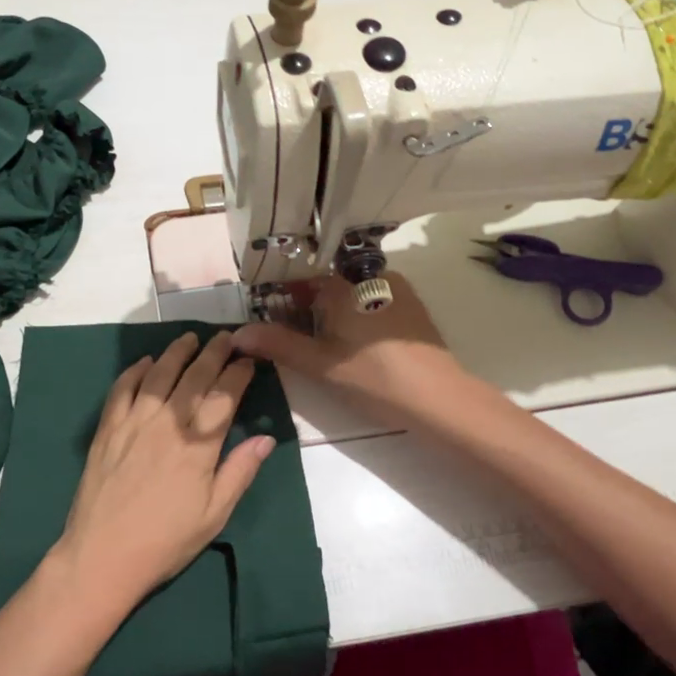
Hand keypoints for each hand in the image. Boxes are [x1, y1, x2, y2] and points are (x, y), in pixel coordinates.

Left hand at [49, 331, 275, 611]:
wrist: (103, 555)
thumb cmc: (166, 540)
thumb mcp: (215, 514)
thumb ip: (240, 471)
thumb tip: (265, 438)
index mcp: (199, 445)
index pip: (224, 395)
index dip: (238, 374)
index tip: (248, 361)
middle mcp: (168, 423)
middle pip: (194, 376)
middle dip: (213, 352)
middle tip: (226, 337)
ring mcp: (133, 422)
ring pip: (158, 374)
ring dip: (176, 352)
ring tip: (189, 338)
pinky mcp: (107, 428)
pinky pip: (121, 388)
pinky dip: (135, 370)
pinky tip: (145, 362)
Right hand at [234, 273, 467, 427]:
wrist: (439, 399)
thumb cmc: (375, 379)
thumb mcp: (320, 365)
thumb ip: (279, 345)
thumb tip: (237, 333)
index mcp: (345, 283)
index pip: (300, 276)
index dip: (279, 294)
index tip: (265, 315)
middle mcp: (370, 276)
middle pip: (326, 282)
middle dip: (303, 304)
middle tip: (286, 334)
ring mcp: (395, 290)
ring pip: (349, 292)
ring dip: (329, 310)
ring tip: (315, 341)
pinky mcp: (411, 308)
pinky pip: (371, 301)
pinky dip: (353, 315)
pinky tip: (348, 343)